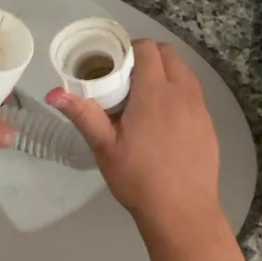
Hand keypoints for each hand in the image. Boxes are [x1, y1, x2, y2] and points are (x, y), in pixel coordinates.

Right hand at [48, 40, 219, 223]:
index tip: (112, 65)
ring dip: (163, 74)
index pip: (147, 49)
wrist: (182, 210)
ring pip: (183, 72)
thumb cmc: (138, 178)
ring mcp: (199, 108)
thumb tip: (52, 93)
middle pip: (167, 54)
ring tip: (142, 98)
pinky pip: (192, 94)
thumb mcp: (104, 147)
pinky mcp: (208, 123)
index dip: (128, 49)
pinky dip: (176, 93)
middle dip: (146, 58)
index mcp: (155, 93)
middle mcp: (182, 93)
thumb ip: (82, 114)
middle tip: (124, 80)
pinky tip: (162, 121)